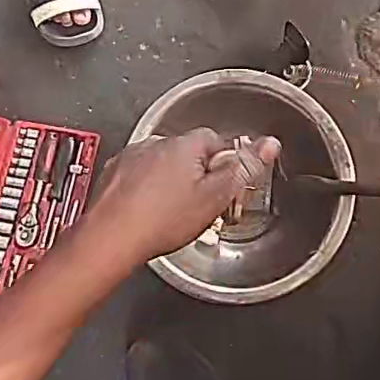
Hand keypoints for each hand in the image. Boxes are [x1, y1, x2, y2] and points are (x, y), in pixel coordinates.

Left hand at [79, 128, 280, 264]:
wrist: (111, 238)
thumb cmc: (159, 220)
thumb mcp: (215, 197)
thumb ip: (243, 168)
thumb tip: (269, 144)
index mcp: (185, 144)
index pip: (218, 141)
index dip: (226, 163)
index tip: (228, 183)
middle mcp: (156, 144)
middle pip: (190, 153)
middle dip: (199, 174)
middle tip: (204, 203)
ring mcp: (132, 158)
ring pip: (163, 165)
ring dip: (172, 181)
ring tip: (176, 212)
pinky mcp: (114, 175)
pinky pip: (140, 177)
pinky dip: (148, 190)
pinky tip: (152, 212)